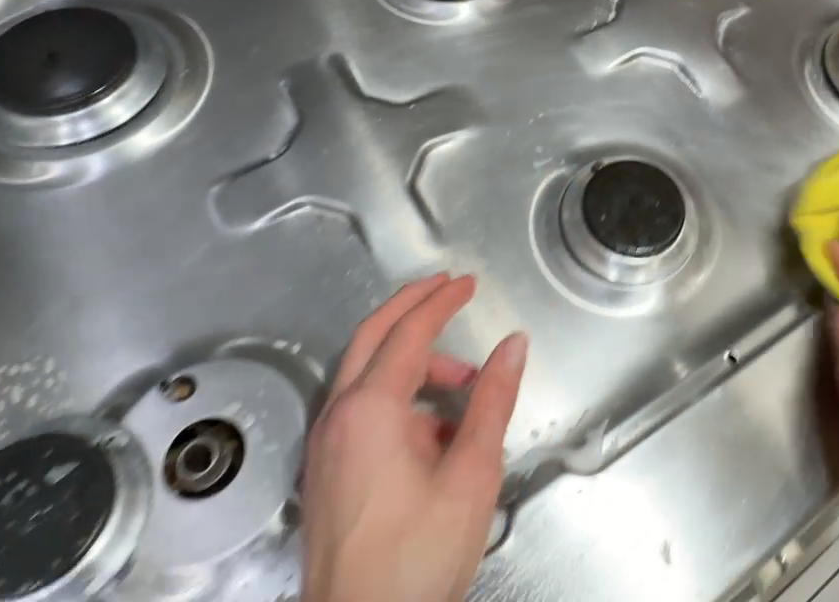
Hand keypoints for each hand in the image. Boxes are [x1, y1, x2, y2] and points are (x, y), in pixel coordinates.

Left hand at [301, 273, 527, 601]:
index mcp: (369, 409)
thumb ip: (492, 401)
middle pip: (371, 338)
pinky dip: (398, 399)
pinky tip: (434, 435)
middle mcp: (337, 417)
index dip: (441, 302)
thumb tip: (513, 346)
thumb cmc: (416, 557)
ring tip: (464, 391)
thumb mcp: (470, 474)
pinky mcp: (325, 472)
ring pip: (366, 377)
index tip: (467, 283)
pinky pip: (360, 411)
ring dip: (412, 365)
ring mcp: (325, 445)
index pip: (408, 333)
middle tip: (447, 291)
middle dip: (410, 308)